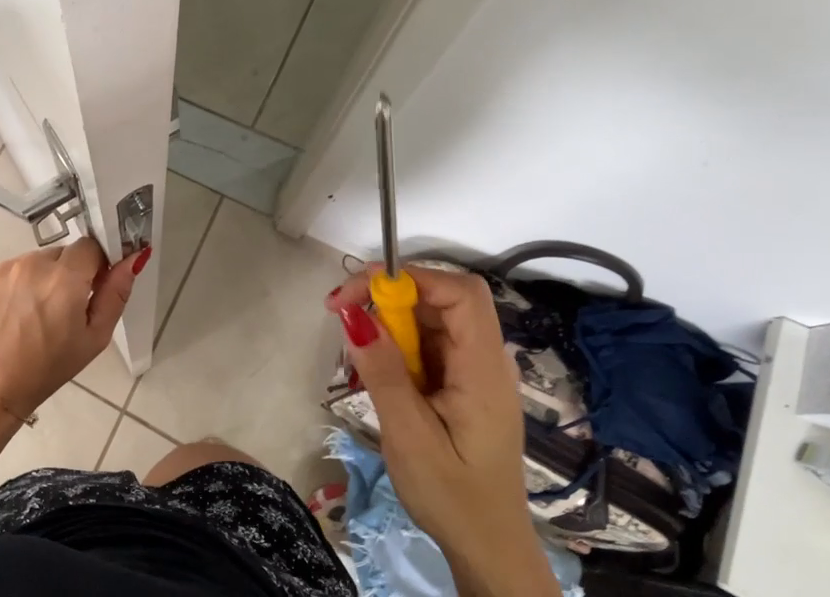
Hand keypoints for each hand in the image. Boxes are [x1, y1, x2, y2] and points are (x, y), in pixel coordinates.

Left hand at [0, 237, 147, 415]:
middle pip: (65, 253)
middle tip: (67, 309)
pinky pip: (16, 268)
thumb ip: (116, 293)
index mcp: (65, 278)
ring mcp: (7, 266)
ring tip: (39, 315)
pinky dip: (23, 283)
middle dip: (72, 273)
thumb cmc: (48, 368)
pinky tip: (18, 313)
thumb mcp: (94, 338)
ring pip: (40, 260)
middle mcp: (34, 263)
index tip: (96, 286)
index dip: (98, 263)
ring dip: (46, 278)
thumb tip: (133, 258)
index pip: (91, 245)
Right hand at [328, 266, 554, 594]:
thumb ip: (384, 372)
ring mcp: (475, 375)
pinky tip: (374, 376)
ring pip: (430, 322)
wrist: (488, 550)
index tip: (359, 293)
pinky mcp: (462, 387)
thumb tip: (353, 315)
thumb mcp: (409, 436)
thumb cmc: (453, 498)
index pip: (460, 293)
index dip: (411, 278)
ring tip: (355, 358)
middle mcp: (485, 363)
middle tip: (341, 317)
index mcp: (483, 371)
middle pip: (441, 301)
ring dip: (387, 326)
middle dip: (388, 299)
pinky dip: (395, 350)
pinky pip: (427, 348)